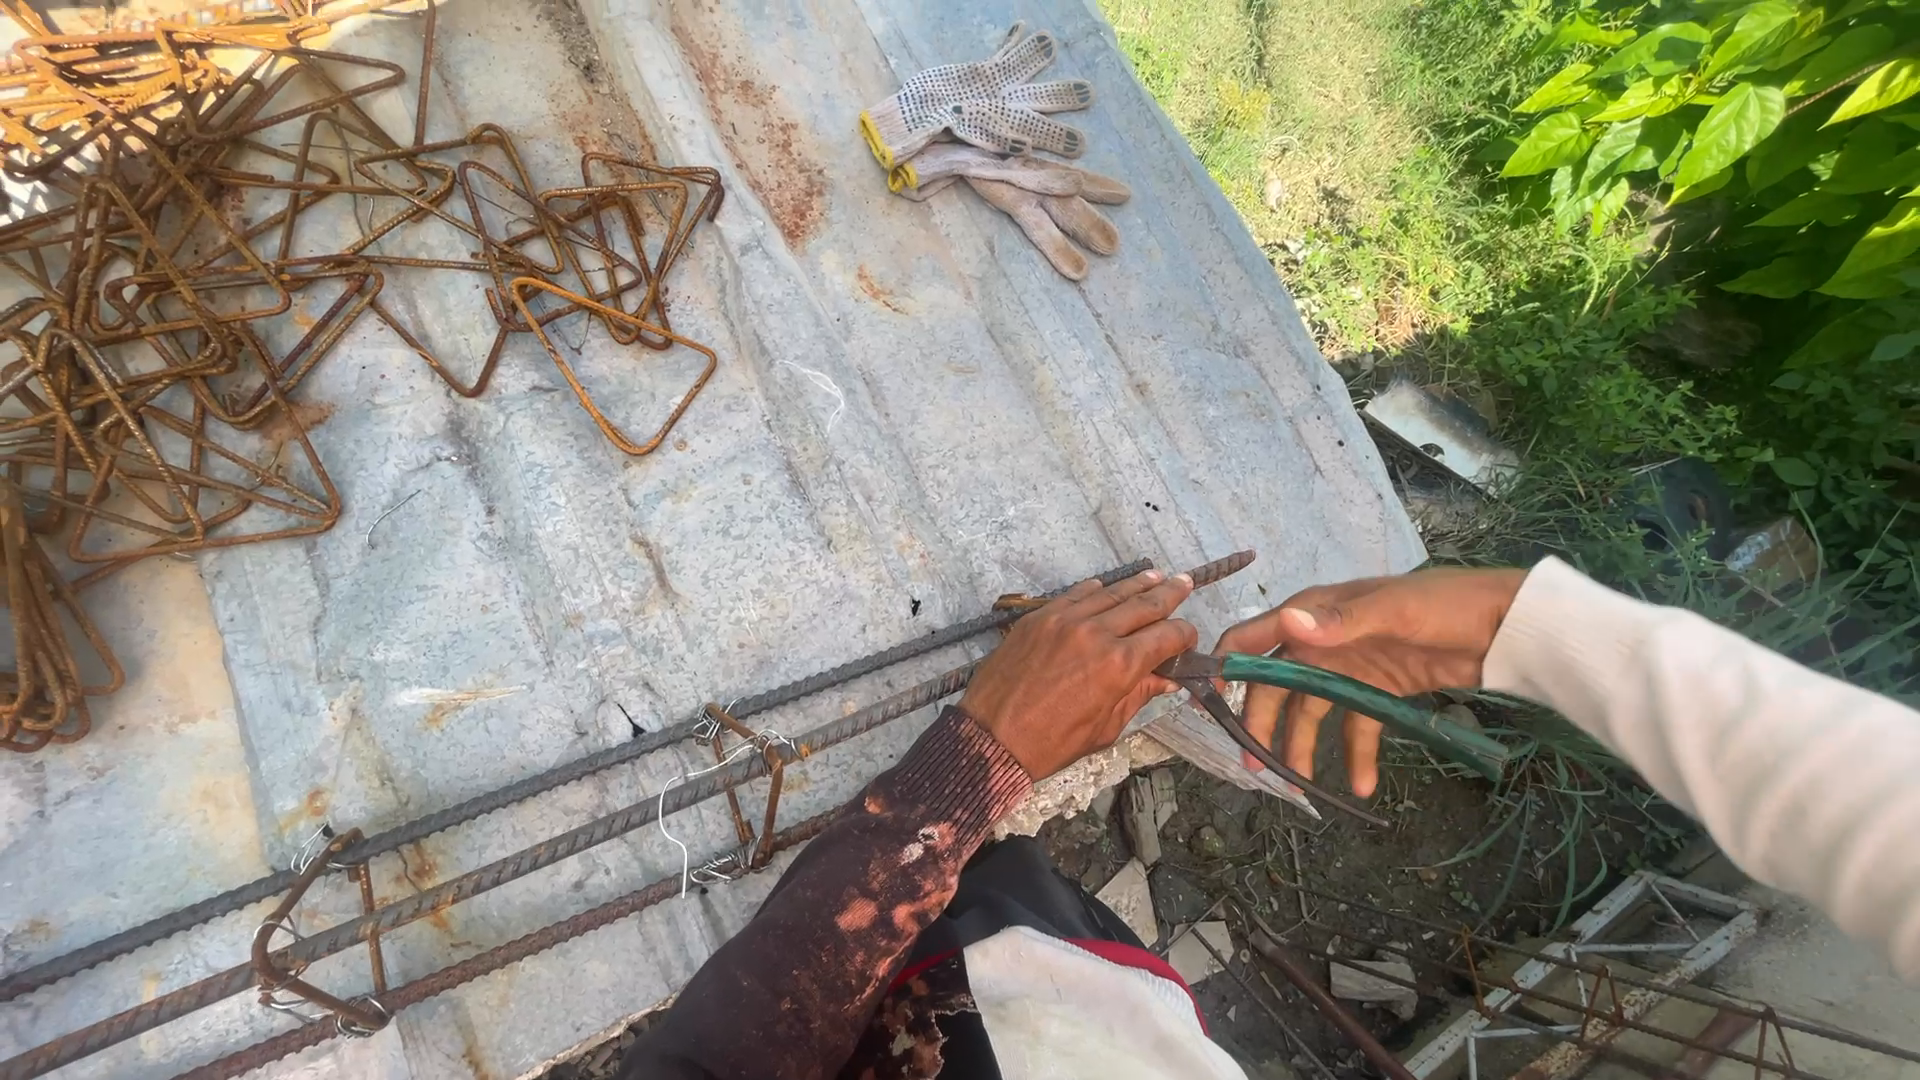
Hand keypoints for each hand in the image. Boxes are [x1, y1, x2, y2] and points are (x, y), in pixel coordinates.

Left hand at [960, 569, 1197, 778]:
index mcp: (1120, 665)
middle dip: (1170, 594)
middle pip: (1144, 604)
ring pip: (1111, 593)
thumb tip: (1166, 679)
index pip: (1167, 636)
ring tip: (1156, 576)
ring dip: (1137, 584)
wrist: (992, 736)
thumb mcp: (1106, 727)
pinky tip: (1107, 586)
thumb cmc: (1052, 742)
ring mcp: (1065, 619)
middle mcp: (1096, 633)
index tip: (1188, 638)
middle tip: (1185, 582)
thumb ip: (1139, 694)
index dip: (1185, 635)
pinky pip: (1075, 594)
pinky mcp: (1040, 617)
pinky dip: (1096, 589)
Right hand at [1214, 567, 1528, 796]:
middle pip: (1277, 686)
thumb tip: (1289, 625)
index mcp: (1311, 615)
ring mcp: (1347, 668)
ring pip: (1311, 711)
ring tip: (1299, 784)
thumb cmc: (1443, 606)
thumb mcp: (1393, 609)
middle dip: (1260, 722)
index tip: (1205, 701)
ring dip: (1301, 745)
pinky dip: (1356, 755)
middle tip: (1253, 763)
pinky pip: (1356, 727)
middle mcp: (1319, 642)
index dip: (1226, 667)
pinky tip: (1362, 787)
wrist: (1507, 624)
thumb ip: (1341, 621)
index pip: (1253, 639)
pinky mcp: (1377, 690)